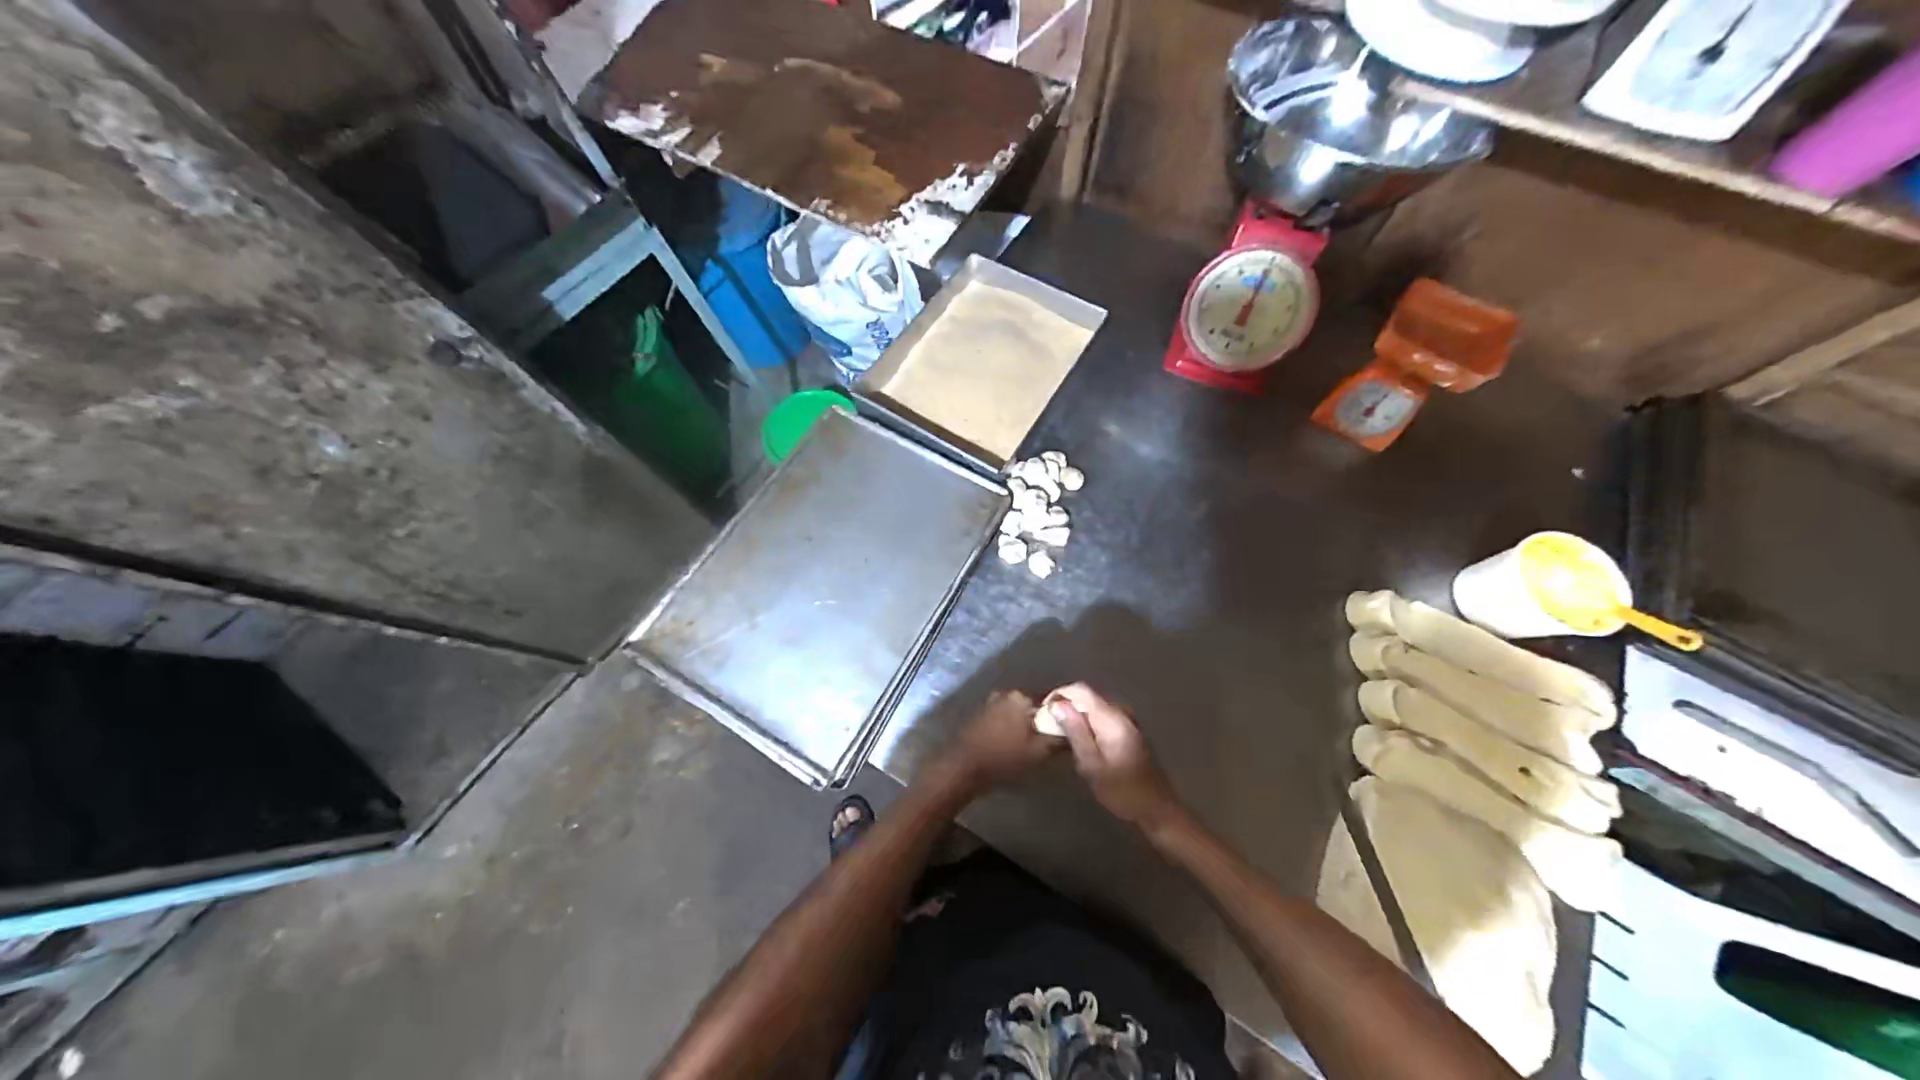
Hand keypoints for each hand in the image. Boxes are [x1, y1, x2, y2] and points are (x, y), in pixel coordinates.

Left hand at [938, 689, 1061, 795]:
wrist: (963, 768)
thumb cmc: (1004, 758)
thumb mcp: (1039, 752)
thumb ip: (1061, 738)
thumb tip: (1075, 730)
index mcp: (1022, 696)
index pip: (1052, 701)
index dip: (1062, 718)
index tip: (1066, 733)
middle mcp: (1006, 693)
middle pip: (1034, 706)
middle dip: (1042, 722)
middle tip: (1049, 743)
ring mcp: (991, 703)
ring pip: (1018, 713)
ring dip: (1025, 726)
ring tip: (1032, 747)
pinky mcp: (980, 714)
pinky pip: (1004, 718)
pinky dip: (1011, 728)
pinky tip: (1013, 745)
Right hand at [1046, 683, 1183, 830]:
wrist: (1157, 808)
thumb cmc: (1122, 792)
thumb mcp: (1092, 765)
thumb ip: (1075, 732)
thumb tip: (1057, 705)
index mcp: (1113, 719)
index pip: (1081, 690)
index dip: (1059, 694)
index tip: (1044, 711)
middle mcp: (1123, 712)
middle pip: (1088, 695)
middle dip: (1066, 703)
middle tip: (1049, 723)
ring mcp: (1129, 720)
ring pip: (1095, 705)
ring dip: (1077, 712)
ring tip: (1061, 731)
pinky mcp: (1130, 730)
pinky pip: (1104, 715)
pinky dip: (1088, 720)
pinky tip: (1081, 738)